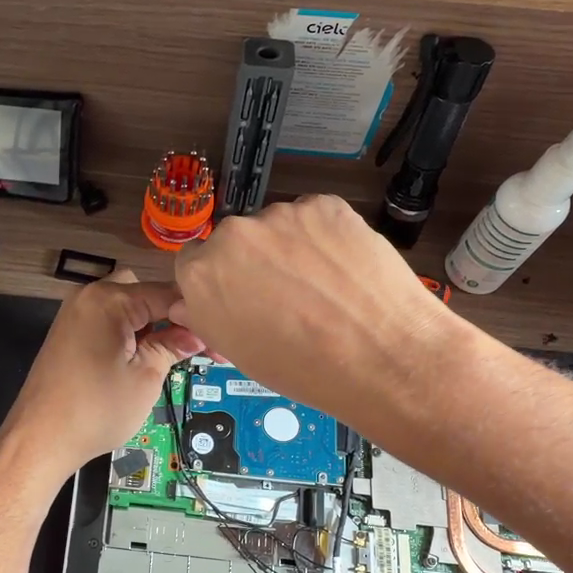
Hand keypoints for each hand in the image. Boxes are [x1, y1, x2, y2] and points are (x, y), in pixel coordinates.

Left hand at [0, 270, 205, 480]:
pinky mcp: (68, 332)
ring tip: (174, 354)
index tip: (221, 340)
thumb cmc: (96, 409)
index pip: (167, 293)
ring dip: (152, 325)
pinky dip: (130, 333)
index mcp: (109, 299)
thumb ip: (172, 347)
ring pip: (127, 306)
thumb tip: (197, 334)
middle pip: (145, 292)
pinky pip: (109, 320)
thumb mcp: (145, 377)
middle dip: (172, 315)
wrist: (40, 438)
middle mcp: (89, 296)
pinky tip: (146, 356)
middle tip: (196, 347)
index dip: (197, 316)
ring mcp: (75, 313)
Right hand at [170, 195, 451, 418]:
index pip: (193, 261)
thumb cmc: (306, 367)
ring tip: (321, 287)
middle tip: (283, 295)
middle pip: (235, 241)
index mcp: (202, 274)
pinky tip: (341, 271)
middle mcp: (233, 236)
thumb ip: (207, 317)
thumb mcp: (239, 354)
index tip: (237, 293)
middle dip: (253, 262)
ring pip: (277, 228)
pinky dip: (324, 238)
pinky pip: (314, 218)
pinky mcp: (324, 206)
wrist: (381, 356)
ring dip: (290, 248)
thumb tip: (190, 303)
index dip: (217, 280)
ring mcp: (281, 216)